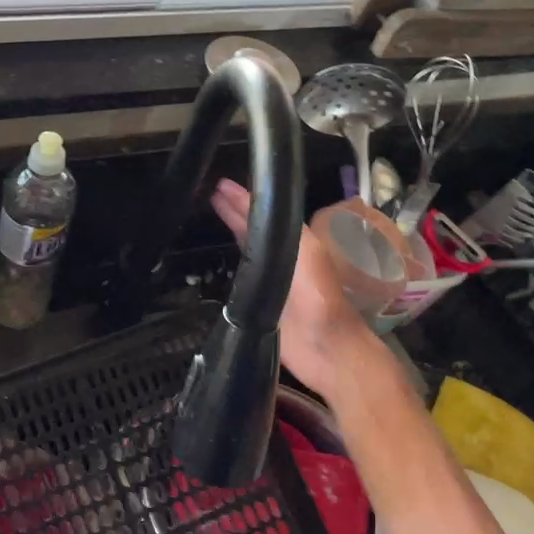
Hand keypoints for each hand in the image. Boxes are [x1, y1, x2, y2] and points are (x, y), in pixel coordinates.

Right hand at [209, 178, 375, 399]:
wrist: (324, 349)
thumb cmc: (319, 299)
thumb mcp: (308, 254)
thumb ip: (286, 231)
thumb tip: (259, 206)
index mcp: (296, 242)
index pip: (265, 212)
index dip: (243, 197)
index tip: (220, 183)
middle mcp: (281, 257)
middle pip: (252, 226)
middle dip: (233, 207)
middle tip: (209, 190)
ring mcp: (269, 281)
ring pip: (245, 247)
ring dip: (229, 227)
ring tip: (209, 208)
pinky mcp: (258, 303)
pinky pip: (239, 276)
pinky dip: (228, 259)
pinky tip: (216, 252)